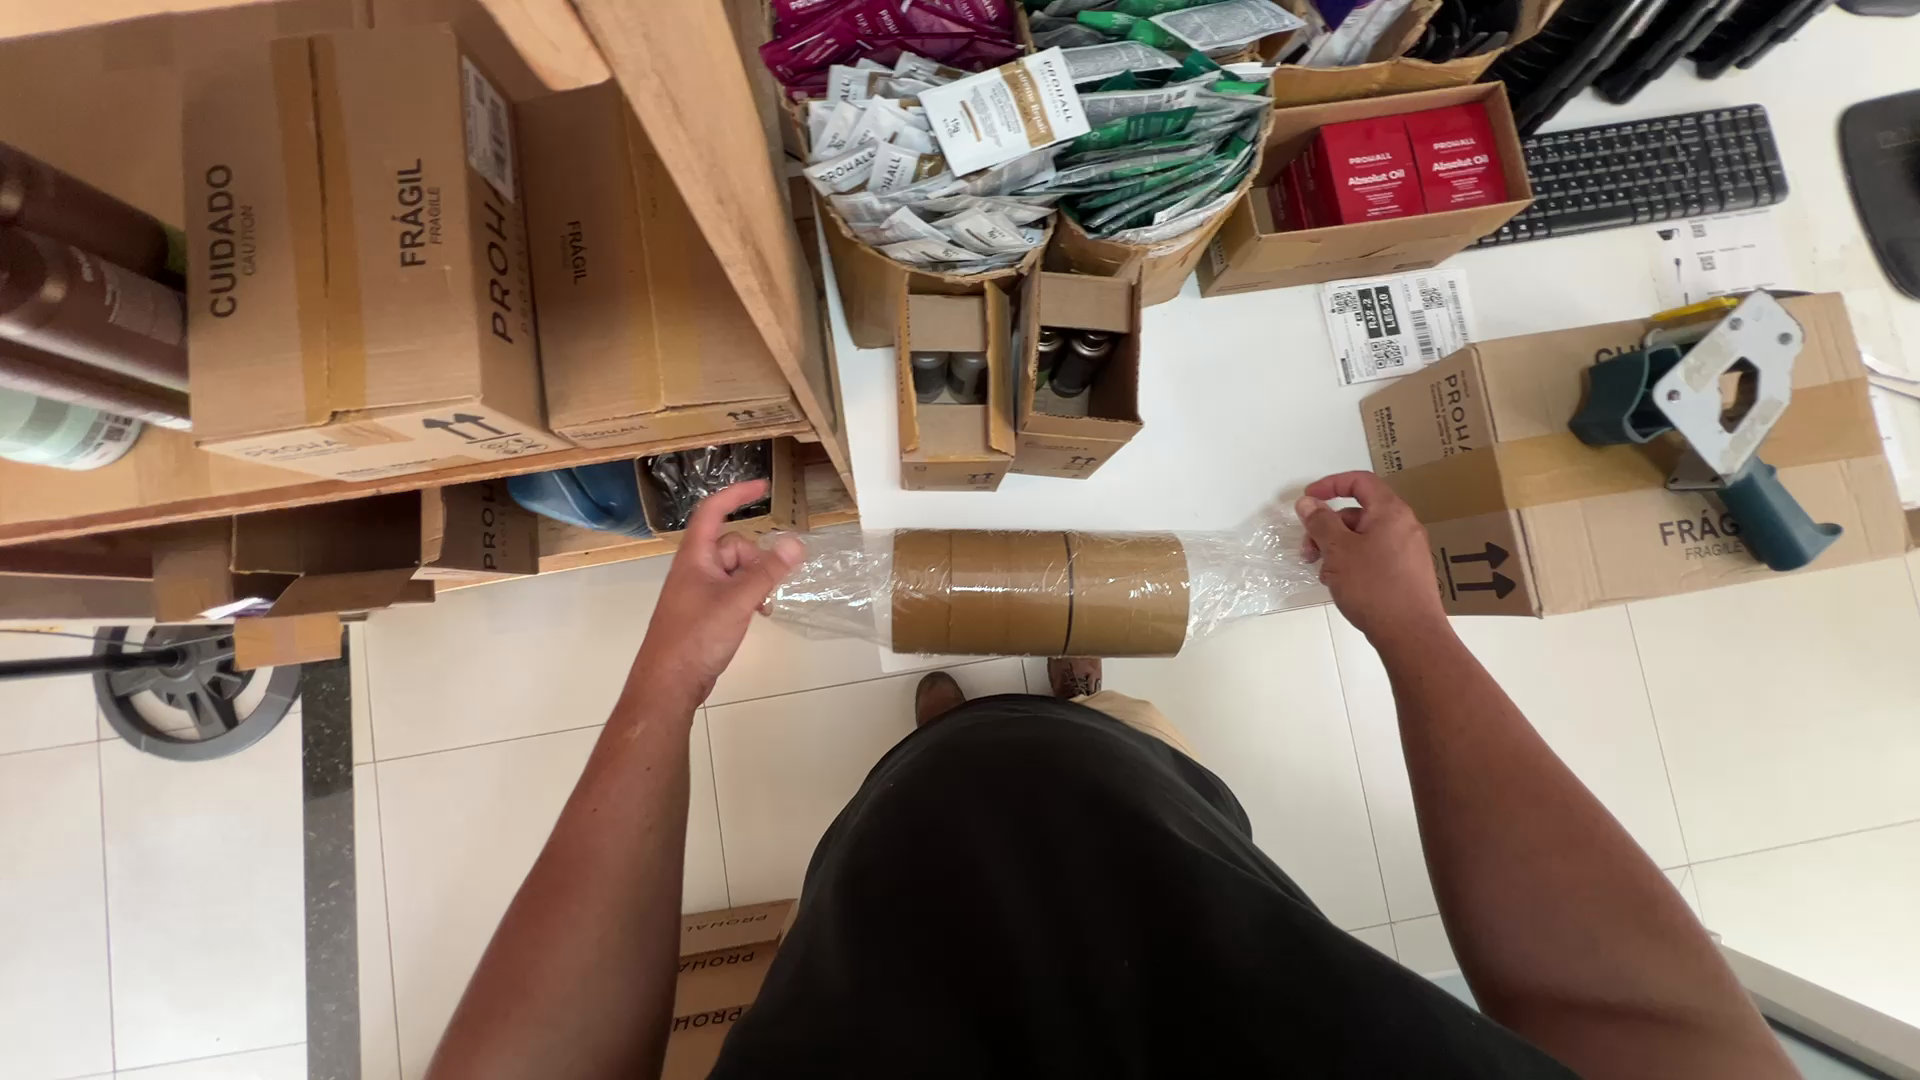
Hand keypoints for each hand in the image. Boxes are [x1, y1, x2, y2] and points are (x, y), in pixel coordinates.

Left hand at [632, 480, 804, 710]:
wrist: (669, 682)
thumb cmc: (697, 636)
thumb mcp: (739, 601)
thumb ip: (769, 572)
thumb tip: (796, 543)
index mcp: (694, 556)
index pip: (712, 511)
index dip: (736, 495)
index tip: (764, 488)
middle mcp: (694, 568)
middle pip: (733, 545)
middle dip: (756, 559)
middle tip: (768, 583)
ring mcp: (698, 590)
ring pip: (736, 570)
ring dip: (756, 581)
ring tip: (764, 604)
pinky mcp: (704, 611)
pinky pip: (732, 590)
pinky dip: (749, 596)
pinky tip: (758, 614)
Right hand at [1296, 471, 1447, 646]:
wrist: (1410, 633)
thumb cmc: (1373, 586)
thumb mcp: (1338, 550)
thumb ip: (1320, 522)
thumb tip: (1308, 502)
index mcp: (1390, 512)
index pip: (1360, 482)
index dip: (1330, 485)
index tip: (1307, 500)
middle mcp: (1403, 526)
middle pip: (1357, 512)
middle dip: (1326, 527)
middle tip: (1307, 551)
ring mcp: (1407, 550)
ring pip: (1362, 536)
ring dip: (1335, 547)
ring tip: (1323, 573)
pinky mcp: (1405, 571)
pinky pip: (1372, 554)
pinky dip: (1351, 561)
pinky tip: (1340, 583)